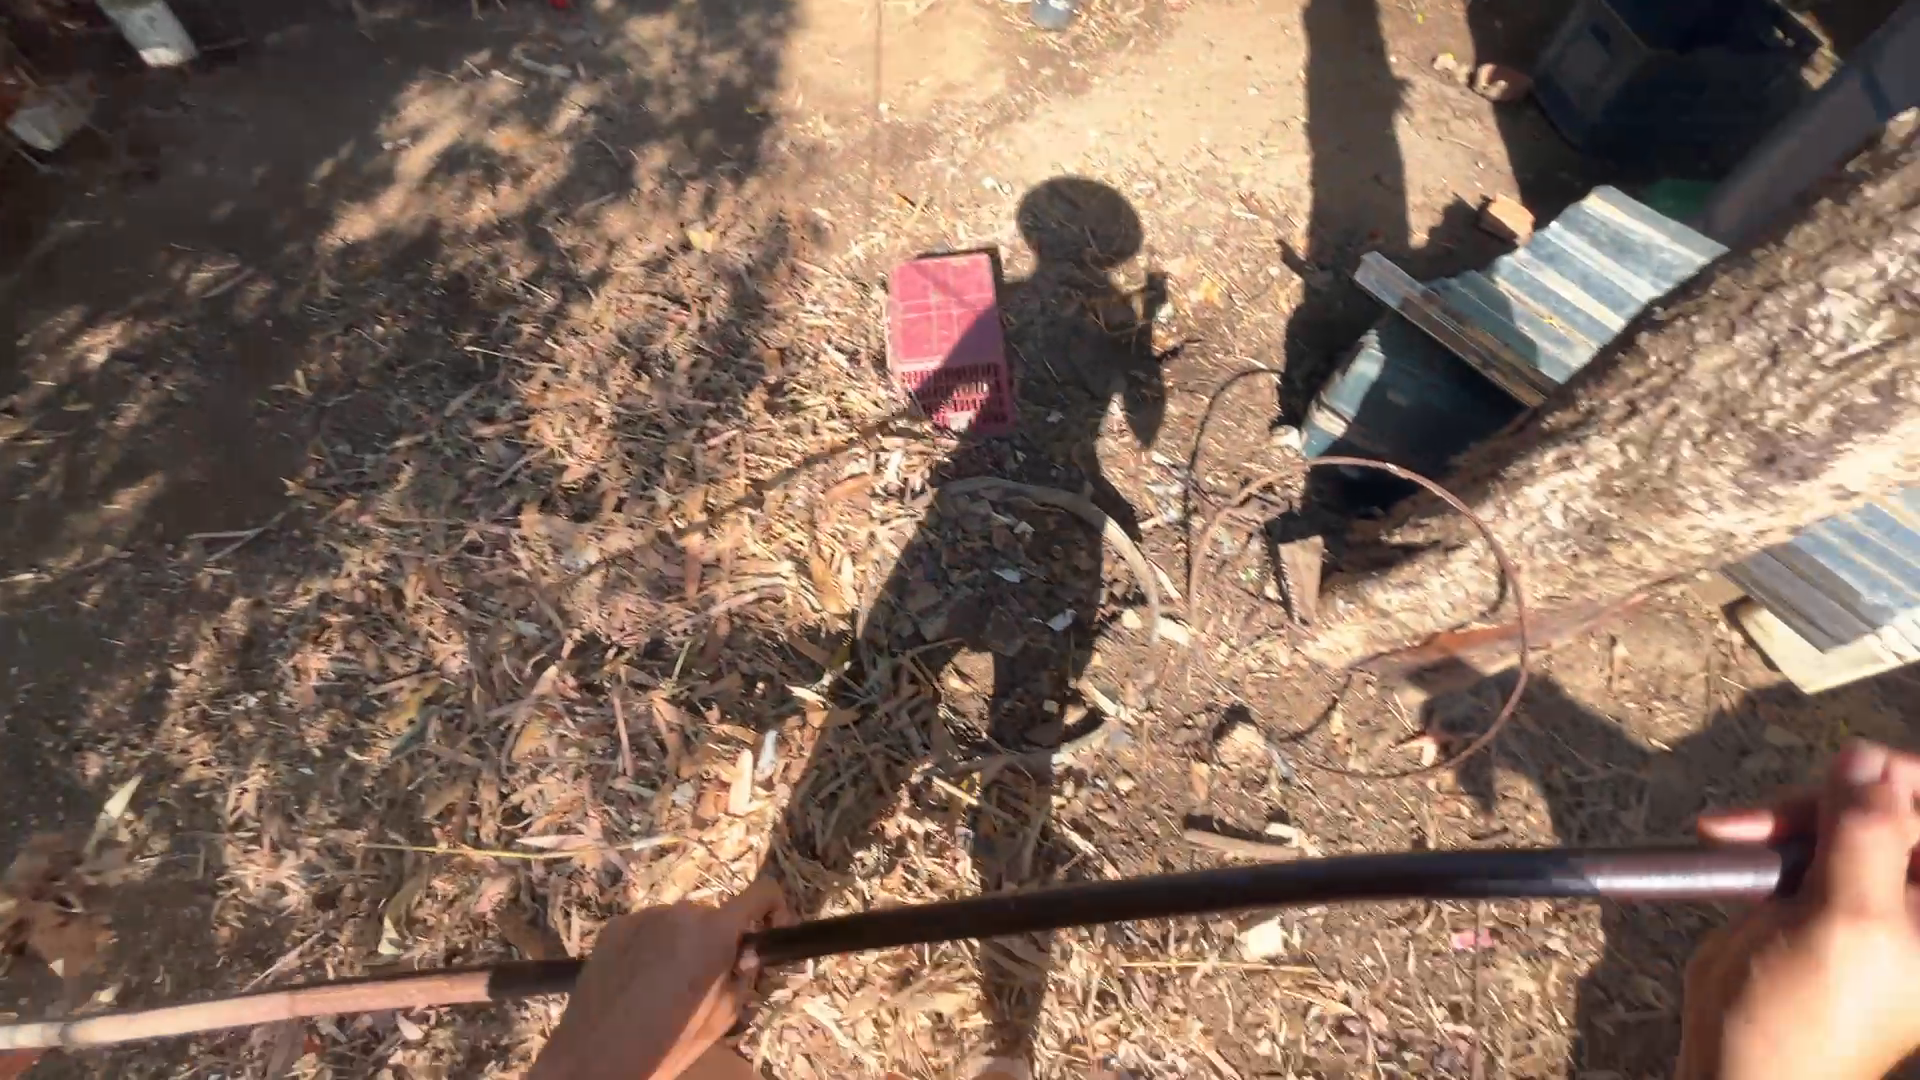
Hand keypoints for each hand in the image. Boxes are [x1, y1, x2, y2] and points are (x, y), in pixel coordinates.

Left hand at [530, 878, 788, 1079]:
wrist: (591, 1066)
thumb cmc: (666, 1047)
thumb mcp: (724, 1017)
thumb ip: (743, 974)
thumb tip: (746, 953)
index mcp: (716, 932)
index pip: (763, 891)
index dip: (775, 907)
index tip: (770, 931)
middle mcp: (683, 911)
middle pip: (715, 916)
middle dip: (718, 940)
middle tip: (706, 980)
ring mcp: (646, 915)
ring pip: (680, 922)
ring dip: (684, 943)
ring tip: (665, 987)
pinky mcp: (616, 925)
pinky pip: (648, 928)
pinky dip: (652, 946)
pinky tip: (637, 982)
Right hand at [1678, 740, 1919, 1079]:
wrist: (1751, 1045)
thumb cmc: (1817, 1004)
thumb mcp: (1851, 919)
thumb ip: (1864, 837)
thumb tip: (1867, 758)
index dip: (1901, 783)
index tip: (1843, 776)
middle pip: (1888, 804)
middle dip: (1821, 800)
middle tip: (1757, 821)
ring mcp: (1871, 887)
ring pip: (1837, 812)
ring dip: (1778, 813)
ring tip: (1726, 833)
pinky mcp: (1817, 884)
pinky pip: (1799, 831)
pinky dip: (1759, 828)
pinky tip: (1724, 838)